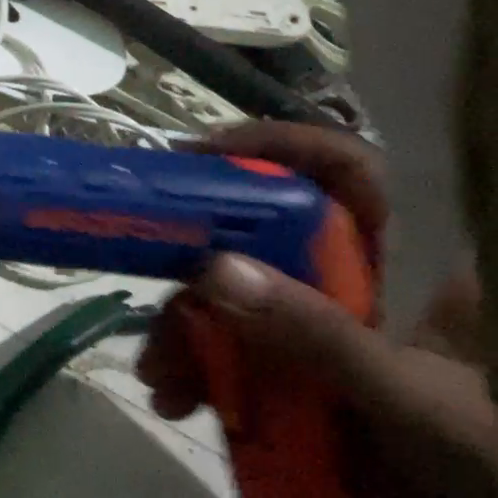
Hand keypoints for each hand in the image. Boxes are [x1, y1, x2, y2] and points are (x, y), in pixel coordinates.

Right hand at [136, 122, 497, 496]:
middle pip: (255, 236)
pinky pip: (217, 347)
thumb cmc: (476, 459)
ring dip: (179, 329)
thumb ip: (322, 336)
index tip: (200, 156)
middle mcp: (352, 286)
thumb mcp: (412, 401)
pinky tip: (175, 397)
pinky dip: (186, 368)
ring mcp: (312, 328)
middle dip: (193, 260)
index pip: (347, 176)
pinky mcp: (283, 370)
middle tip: (142, 265)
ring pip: (222, 296)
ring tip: (161, 374)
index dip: (279, 148)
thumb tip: (215, 267)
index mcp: (407, 271)